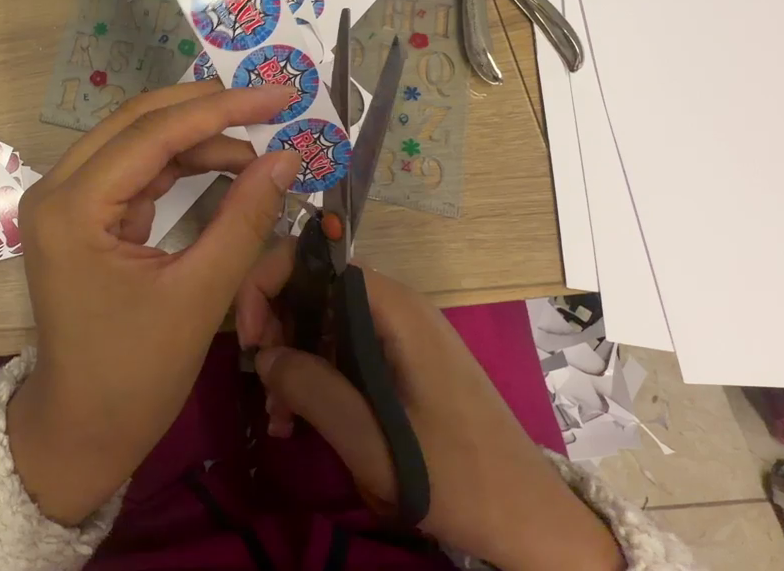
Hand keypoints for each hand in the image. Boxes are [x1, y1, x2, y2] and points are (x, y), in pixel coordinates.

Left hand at [7, 82, 301, 524]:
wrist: (83, 428)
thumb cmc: (135, 374)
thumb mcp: (198, 296)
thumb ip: (243, 220)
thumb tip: (287, 158)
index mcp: (72, 207)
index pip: (151, 133)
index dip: (220, 108)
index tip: (279, 93)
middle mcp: (57, 189)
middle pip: (137, 124)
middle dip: (206, 110)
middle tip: (272, 104)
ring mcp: (65, 201)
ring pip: (136, 143)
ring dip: (196, 138)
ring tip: (260, 142)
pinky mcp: (81, 215)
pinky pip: (133, 172)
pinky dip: (179, 164)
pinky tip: (224, 163)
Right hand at [237, 248, 624, 570]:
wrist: (534, 523)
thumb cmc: (459, 478)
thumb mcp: (374, 443)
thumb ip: (311, 389)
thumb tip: (263, 356)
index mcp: (394, 310)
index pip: (311, 260)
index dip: (267, 287)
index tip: (250, 342)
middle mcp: (395, 309)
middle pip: (312, 289)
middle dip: (275, 330)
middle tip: (262, 386)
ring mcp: (400, 336)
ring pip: (321, 322)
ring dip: (291, 360)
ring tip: (278, 416)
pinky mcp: (401, 363)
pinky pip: (342, 350)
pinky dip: (314, 376)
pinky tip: (299, 420)